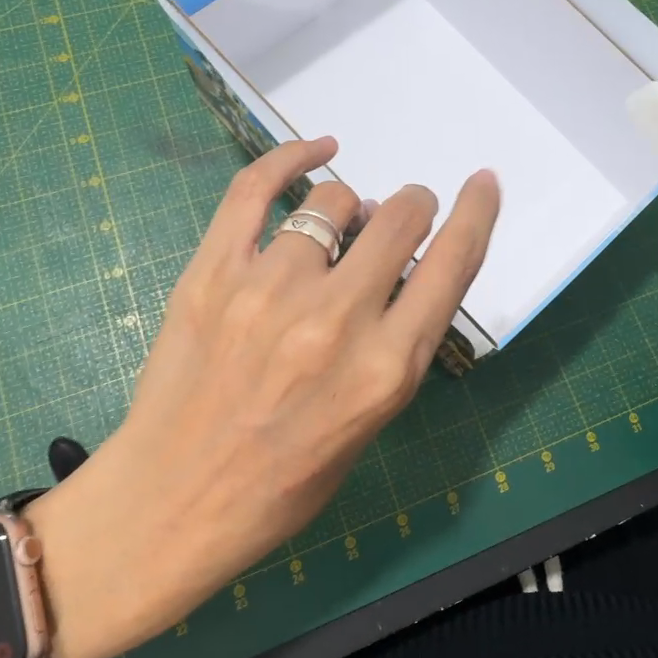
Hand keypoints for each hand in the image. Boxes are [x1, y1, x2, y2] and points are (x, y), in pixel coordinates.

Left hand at [27, 137, 499, 657]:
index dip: (476, 212)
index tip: (483, 184)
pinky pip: (256, 187)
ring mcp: (269, 290)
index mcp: (386, 368)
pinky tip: (316, 151)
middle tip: (402, 216)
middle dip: (413, 207)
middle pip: (400, 218)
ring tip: (340, 227)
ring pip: (332, 203)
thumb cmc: (284, 483)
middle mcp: (336, 320)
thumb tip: (399, 264)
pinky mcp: (212, 273)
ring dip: (350, 208)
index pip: (453, 263)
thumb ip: (396, 342)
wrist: (174, 506)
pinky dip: (292, 157)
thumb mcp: (370, 421)